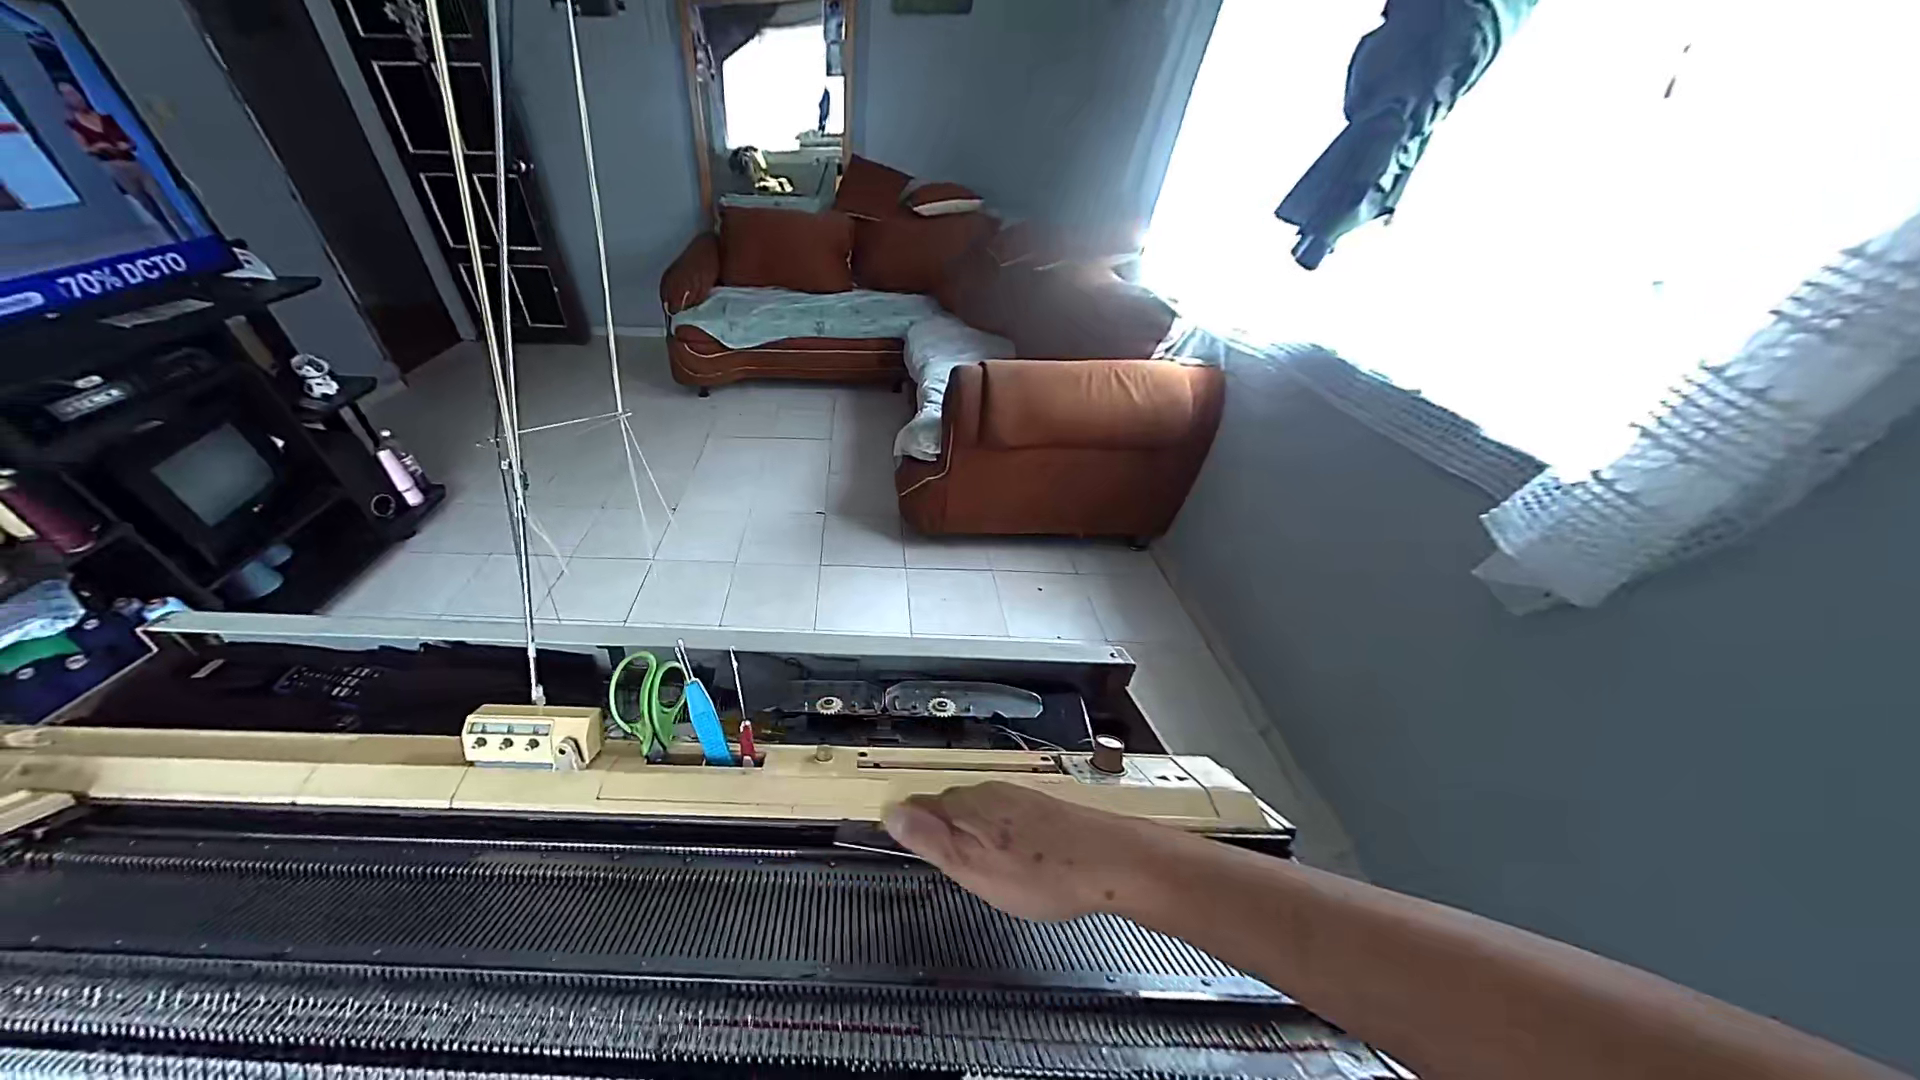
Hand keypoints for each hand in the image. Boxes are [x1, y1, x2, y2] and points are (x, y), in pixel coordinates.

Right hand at [882, 781, 1187, 920]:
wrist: (1110, 863)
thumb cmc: (1041, 874)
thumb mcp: (974, 868)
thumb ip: (931, 839)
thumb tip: (892, 812)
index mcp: (966, 805)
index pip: (919, 806)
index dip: (910, 828)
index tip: (910, 850)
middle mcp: (988, 791)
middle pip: (946, 805)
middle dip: (939, 831)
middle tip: (945, 867)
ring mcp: (1015, 796)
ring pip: (975, 811)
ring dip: (968, 833)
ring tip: (977, 867)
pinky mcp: (1038, 806)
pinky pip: (1002, 815)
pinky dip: (996, 834)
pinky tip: (1011, 857)